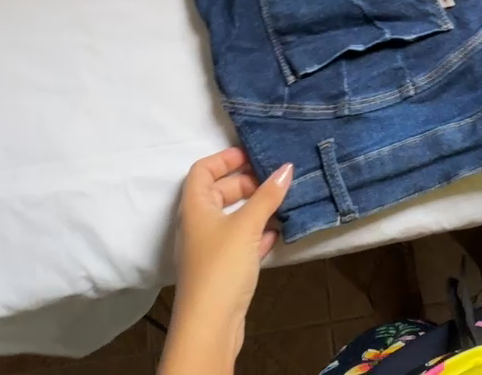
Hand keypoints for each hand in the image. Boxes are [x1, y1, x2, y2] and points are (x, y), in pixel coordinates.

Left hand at [164, 148, 291, 372]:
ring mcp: (209, 248)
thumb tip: (287, 167)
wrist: (209, 328)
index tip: (251, 154)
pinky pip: (240, 241)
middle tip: (273, 179)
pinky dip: (256, 233)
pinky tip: (277, 232)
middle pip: (219, 191)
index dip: (224, 158)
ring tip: (281, 201)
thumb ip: (267, 195)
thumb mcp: (246, 225)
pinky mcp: (222, 269)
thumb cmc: (221, 267)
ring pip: (232, 217)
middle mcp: (198, 224)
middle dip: (245, 182)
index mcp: (195, 207)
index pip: (202, 170)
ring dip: (255, 208)